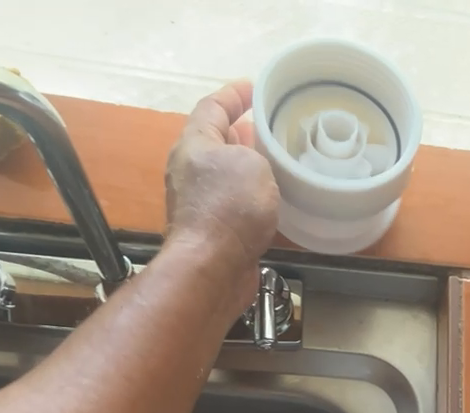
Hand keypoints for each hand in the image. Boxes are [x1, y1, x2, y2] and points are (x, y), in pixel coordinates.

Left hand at [165, 79, 279, 307]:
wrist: (212, 268)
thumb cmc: (230, 209)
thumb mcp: (252, 164)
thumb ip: (256, 153)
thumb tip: (254, 160)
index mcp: (195, 143)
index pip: (213, 107)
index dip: (235, 94)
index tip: (254, 88)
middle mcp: (191, 170)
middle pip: (218, 142)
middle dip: (244, 134)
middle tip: (271, 130)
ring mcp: (198, 203)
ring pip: (227, 176)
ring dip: (250, 170)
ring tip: (279, 168)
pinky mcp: (212, 232)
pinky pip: (234, 205)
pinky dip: (252, 200)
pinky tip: (272, 205)